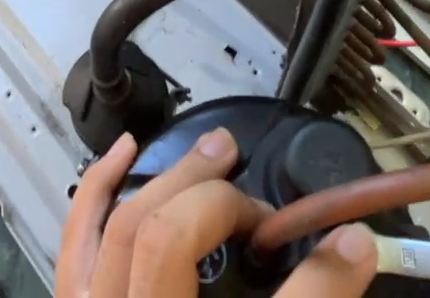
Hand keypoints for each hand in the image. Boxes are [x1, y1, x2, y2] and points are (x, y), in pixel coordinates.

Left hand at [55, 127, 377, 297]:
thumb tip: (352, 254)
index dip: (317, 277)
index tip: (351, 244)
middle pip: (167, 240)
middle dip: (219, 201)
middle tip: (261, 198)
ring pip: (121, 227)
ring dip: (170, 178)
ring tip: (215, 151)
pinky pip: (77, 240)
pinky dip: (99, 188)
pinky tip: (125, 151)